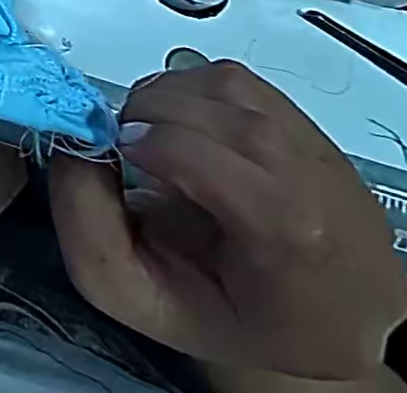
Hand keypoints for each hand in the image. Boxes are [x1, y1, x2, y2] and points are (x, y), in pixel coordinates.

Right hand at [49, 61, 406, 379]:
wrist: (300, 324)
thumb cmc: (216, 313)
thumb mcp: (129, 292)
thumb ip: (84, 220)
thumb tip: (75, 144)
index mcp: (296, 252)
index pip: (228, 169)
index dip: (158, 146)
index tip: (117, 152)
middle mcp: (332, 198)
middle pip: (231, 116)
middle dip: (156, 110)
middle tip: (123, 137)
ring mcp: (330, 157)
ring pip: (233, 87)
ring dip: (171, 95)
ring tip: (153, 131)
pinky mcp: (315, 129)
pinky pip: (240, 82)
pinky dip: (193, 89)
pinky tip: (185, 126)